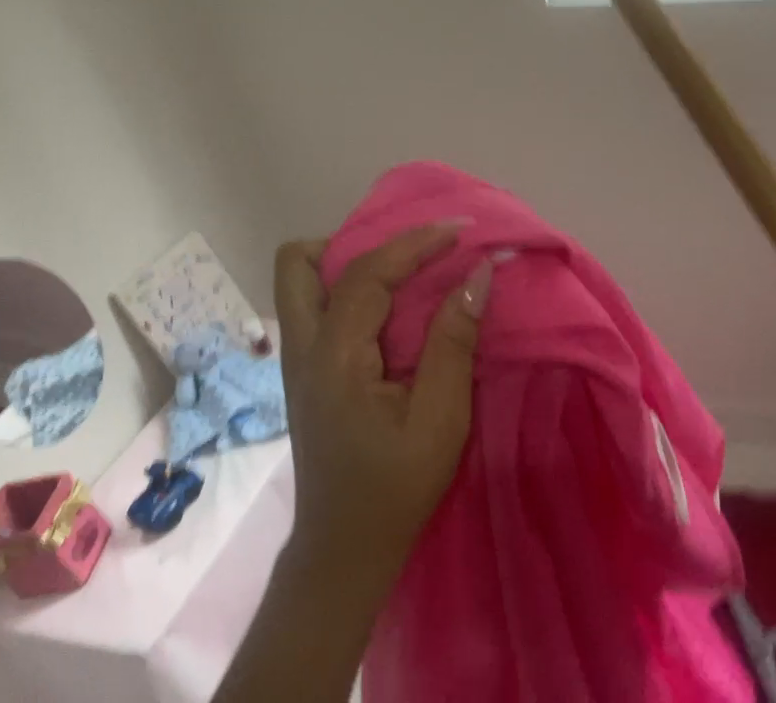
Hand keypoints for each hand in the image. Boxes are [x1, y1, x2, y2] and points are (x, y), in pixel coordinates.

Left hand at [272, 224, 491, 563]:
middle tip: (413, 254)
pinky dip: (351, 290)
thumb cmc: (397, 486)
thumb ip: (453, 342)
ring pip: (301, 284)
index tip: (460, 229)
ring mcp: (298, 362)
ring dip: (348, 264)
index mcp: (334, 358)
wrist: (346, 546)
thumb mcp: (440, 418)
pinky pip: (317, 308)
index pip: (364, 275)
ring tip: (405, 275)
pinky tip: (393, 310)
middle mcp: (303, 350)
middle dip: (355, 242)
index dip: (413, 243)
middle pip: (299, 263)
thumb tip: (478, 275)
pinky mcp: (307, 374)